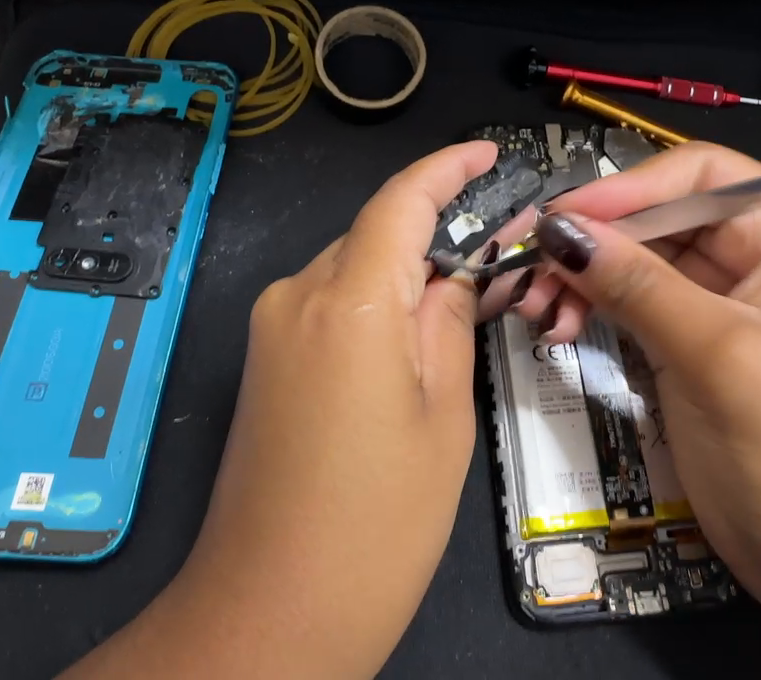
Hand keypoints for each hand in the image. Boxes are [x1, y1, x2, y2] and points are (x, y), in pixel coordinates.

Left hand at [64, 141, 497, 679]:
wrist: (268, 610)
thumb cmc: (377, 520)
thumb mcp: (442, 416)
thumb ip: (448, 322)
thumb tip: (457, 272)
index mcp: (347, 300)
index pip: (399, 202)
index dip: (445, 168)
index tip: (485, 152)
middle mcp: (295, 295)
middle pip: (373, 235)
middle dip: (435, 233)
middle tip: (498, 253)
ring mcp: (269, 327)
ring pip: (351, 269)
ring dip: (404, 273)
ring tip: (463, 301)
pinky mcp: (262, 359)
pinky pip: (327, 305)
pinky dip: (373, 304)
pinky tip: (410, 339)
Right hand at [496, 142, 760, 679]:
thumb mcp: (718, 357)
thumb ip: (637, 284)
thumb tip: (557, 226)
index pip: (701, 175)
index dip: (628, 187)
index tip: (561, 215)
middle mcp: (760, 258)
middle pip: (661, 218)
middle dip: (594, 239)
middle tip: (527, 265)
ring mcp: (724, 305)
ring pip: (638, 262)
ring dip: (583, 277)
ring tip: (537, 308)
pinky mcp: (694, 345)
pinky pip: (634, 304)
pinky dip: (594, 309)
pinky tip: (560, 329)